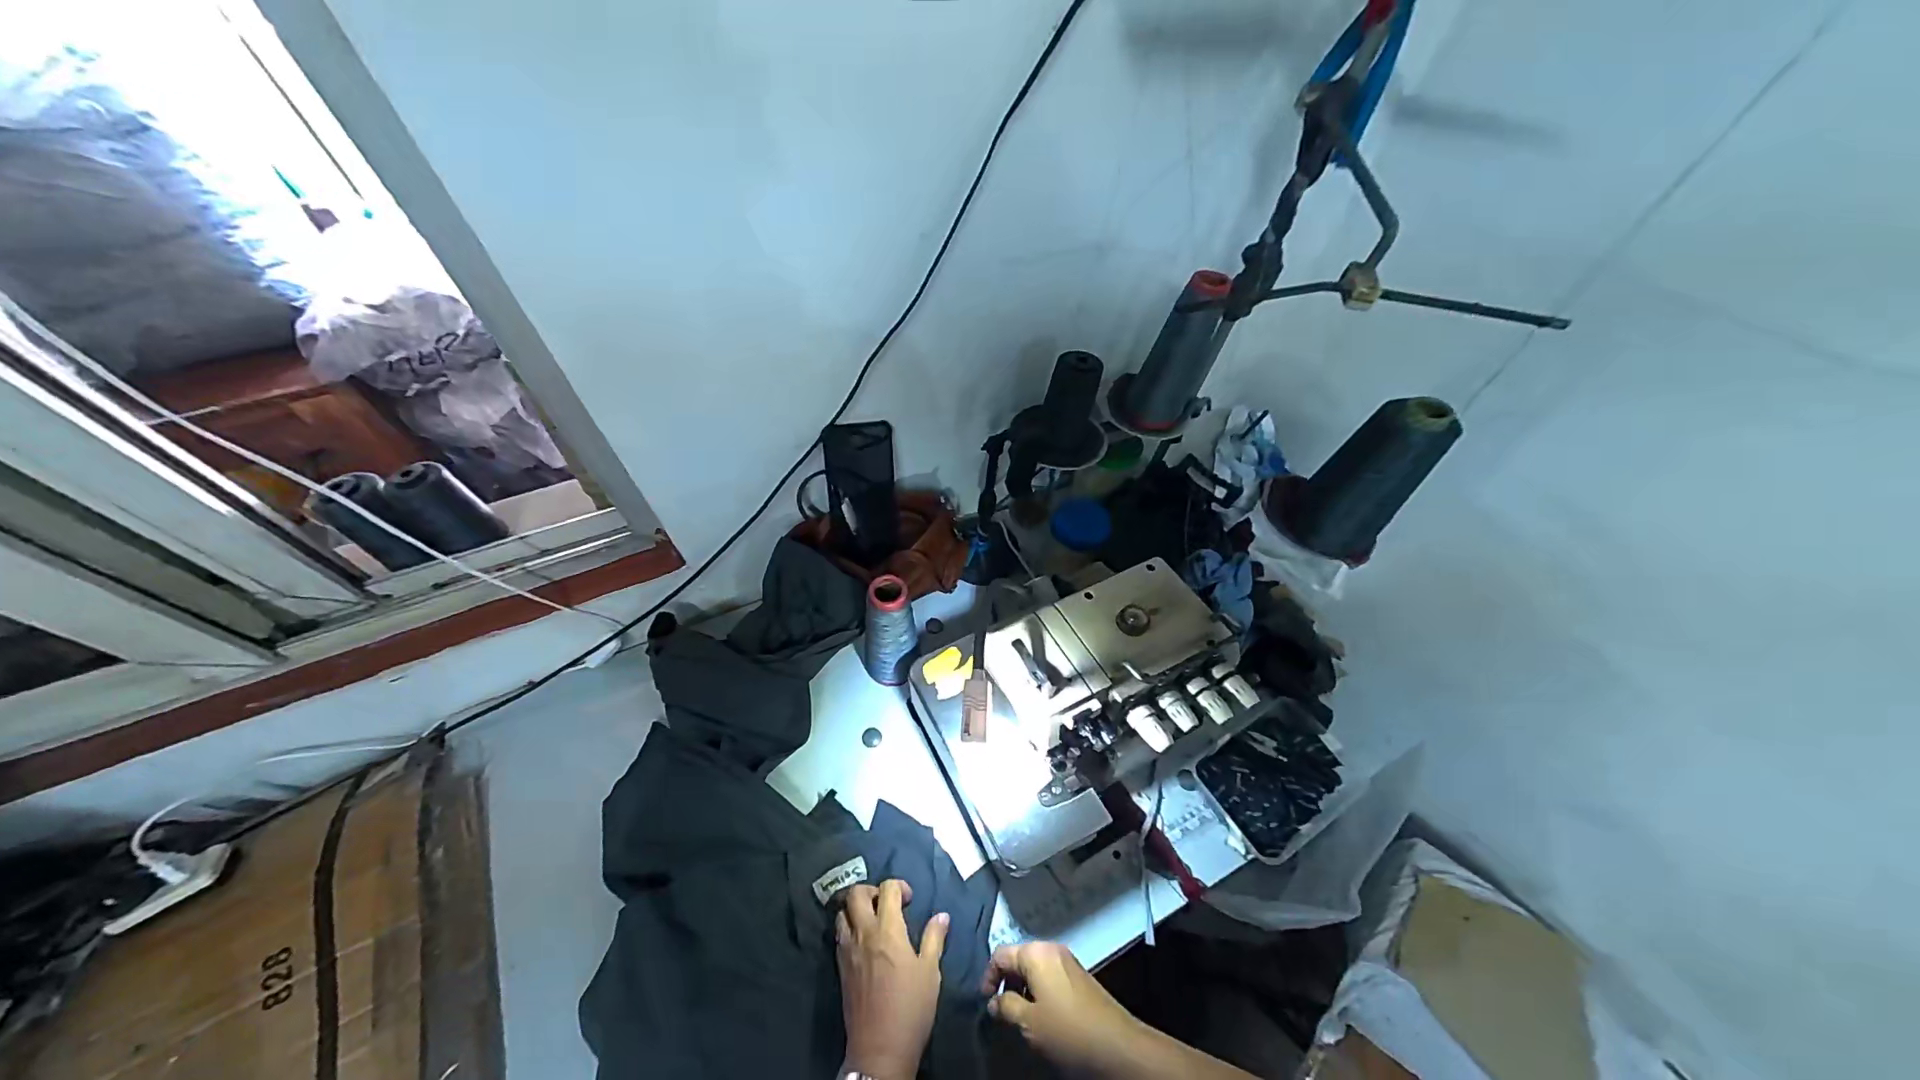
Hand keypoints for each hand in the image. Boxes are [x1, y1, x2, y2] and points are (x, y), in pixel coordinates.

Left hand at [837, 879, 948, 1079]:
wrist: (879, 1049)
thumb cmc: (911, 1009)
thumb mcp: (930, 973)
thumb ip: (933, 939)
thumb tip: (941, 916)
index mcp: (888, 931)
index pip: (887, 889)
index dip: (899, 886)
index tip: (909, 900)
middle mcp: (863, 934)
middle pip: (855, 893)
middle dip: (871, 890)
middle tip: (886, 903)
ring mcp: (847, 950)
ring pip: (842, 912)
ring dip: (855, 908)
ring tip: (872, 919)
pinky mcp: (840, 967)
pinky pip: (839, 934)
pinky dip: (849, 926)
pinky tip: (863, 941)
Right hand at [981, 942, 1149, 1075]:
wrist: (1117, 1045)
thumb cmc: (1067, 1030)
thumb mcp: (1028, 1022)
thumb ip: (1005, 1007)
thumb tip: (994, 1001)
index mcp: (1036, 953)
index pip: (1000, 954)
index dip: (988, 977)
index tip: (986, 1003)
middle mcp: (1051, 949)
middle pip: (1018, 959)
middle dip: (1006, 983)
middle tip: (1002, 1012)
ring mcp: (1068, 961)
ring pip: (1035, 969)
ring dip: (1023, 989)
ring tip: (1021, 1017)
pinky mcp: (1080, 977)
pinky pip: (1050, 976)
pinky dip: (1040, 992)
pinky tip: (1043, 1016)